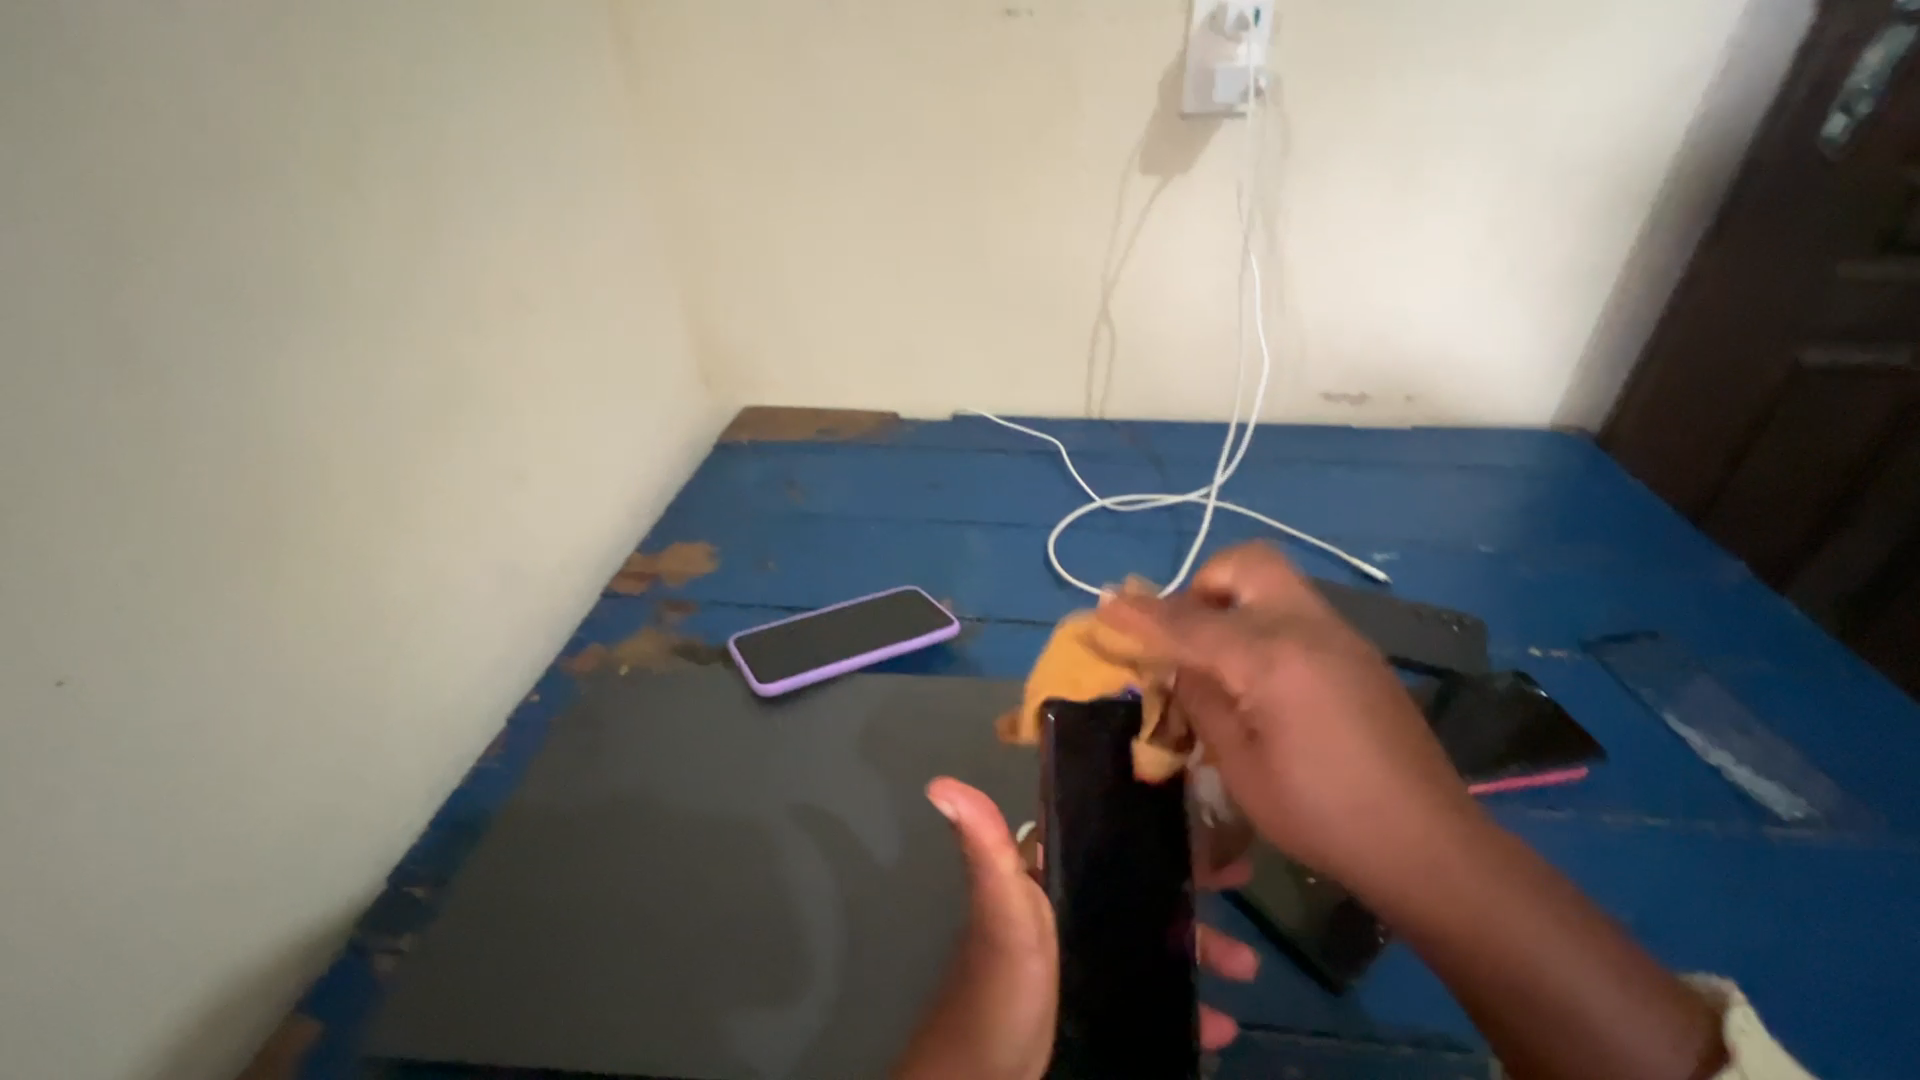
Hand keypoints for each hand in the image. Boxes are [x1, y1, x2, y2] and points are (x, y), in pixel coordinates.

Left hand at [893, 779, 1258, 1079]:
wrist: (980, 1078)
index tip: (1207, 820)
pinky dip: (1184, 1002)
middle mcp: (1067, 904)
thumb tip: (940, 782)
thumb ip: (983, 848)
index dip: (1154, 824)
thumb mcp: (999, 912)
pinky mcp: (1093, 999)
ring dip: (1200, 948)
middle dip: (1191, 885)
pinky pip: (1151, 991)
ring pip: (1152, 938)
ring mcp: (1082, 954)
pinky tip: (1218, 1026)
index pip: (1107, 833)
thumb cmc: (997, 986)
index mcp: (1047, 874)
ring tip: (1246, 969)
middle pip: (1140, 884)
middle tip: (1242, 880)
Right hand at [1097, 542, 1477, 892]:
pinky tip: (1257, 676)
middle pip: (1247, 563)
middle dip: (1202, 583)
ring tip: (1214, 656)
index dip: (1141, 614)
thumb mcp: (1239, 765)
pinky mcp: (1359, 654)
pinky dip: (1262, 621)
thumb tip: (1180, 663)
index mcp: (1271, 656)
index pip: (1189, 621)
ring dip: (1233, 600)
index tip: (1103, 605)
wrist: (1426, 841)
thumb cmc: (1319, 814)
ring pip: (1275, 582)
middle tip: (1182, 631)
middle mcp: (1307, 628)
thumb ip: (1203, 699)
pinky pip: (1297, 612)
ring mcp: (1341, 636)